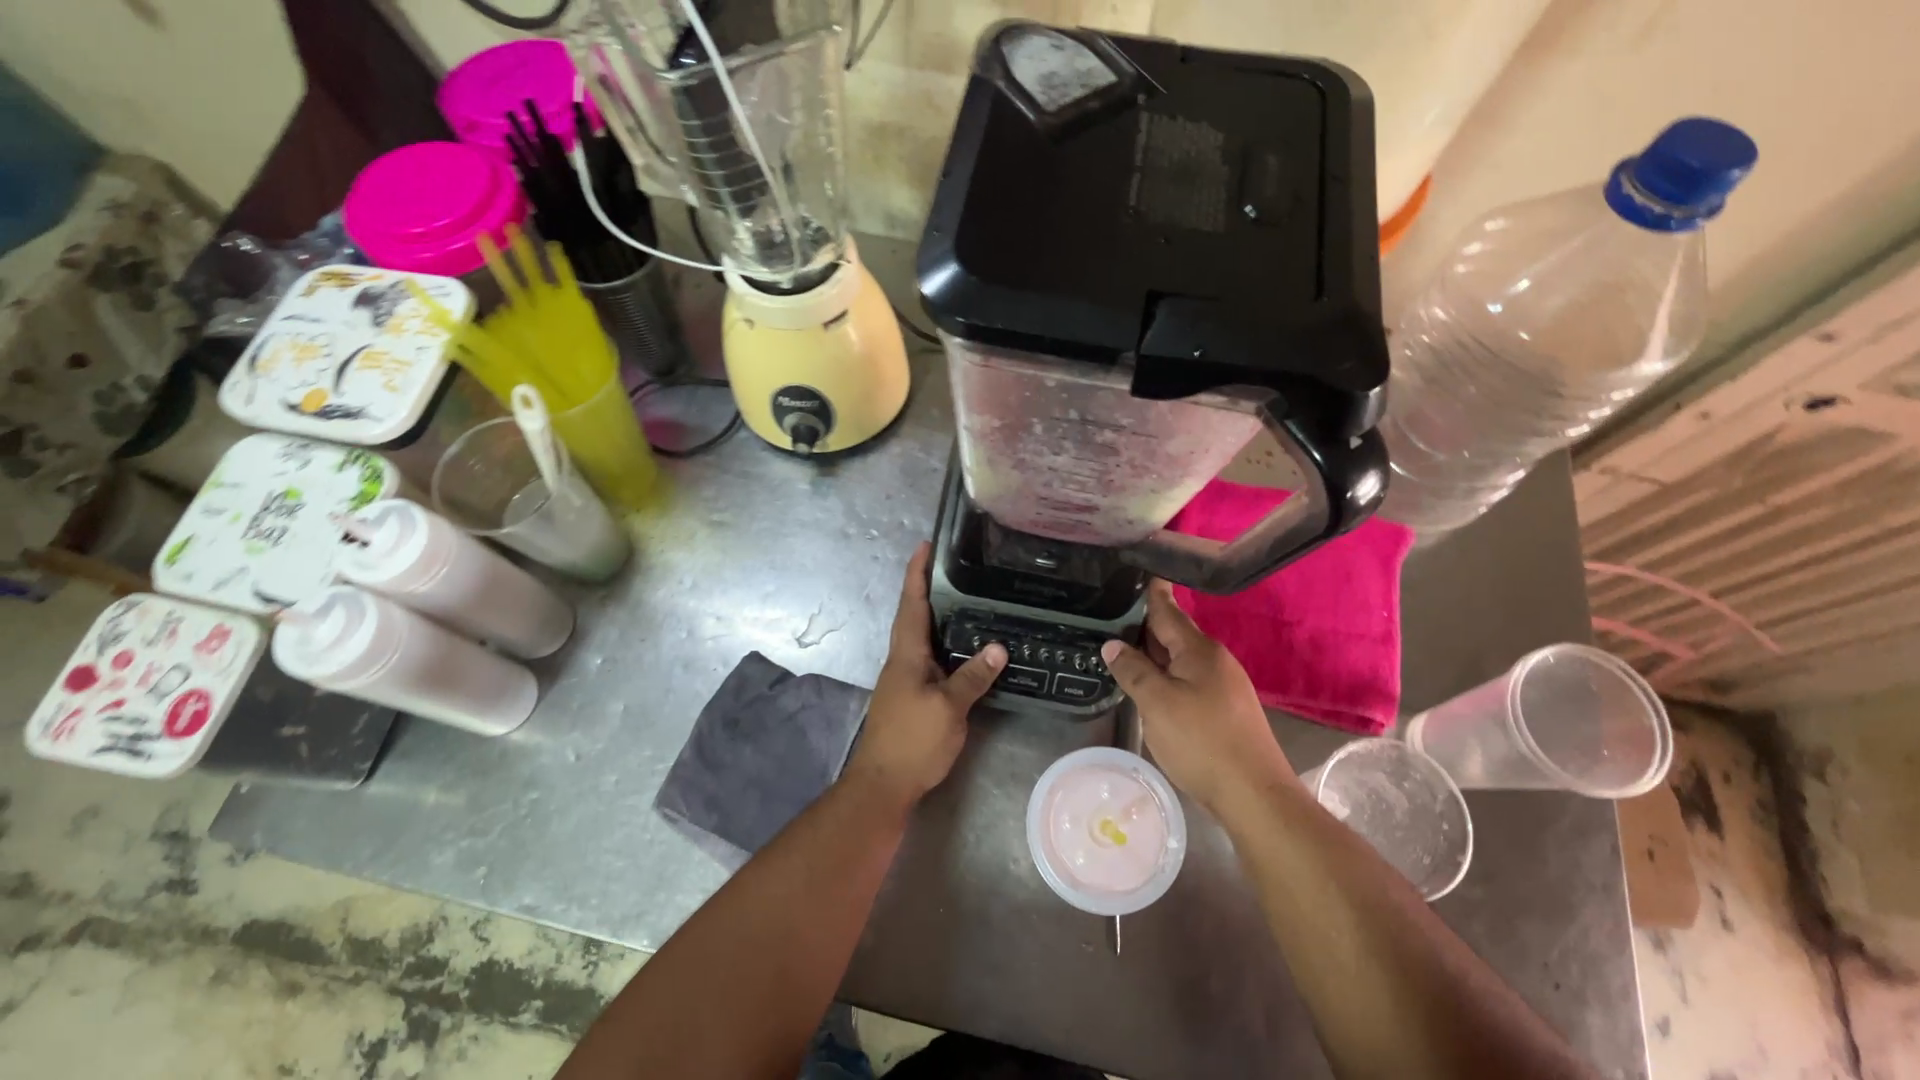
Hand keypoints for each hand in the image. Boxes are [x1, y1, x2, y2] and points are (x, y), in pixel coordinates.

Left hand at [844, 543, 1006, 809]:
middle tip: (956, 568)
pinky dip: (946, 646)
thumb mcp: (949, 707)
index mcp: (907, 655)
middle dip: (930, 590)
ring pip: (923, 639)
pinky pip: (930, 661)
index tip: (924, 545)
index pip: (912, 604)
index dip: (917, 574)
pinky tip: (964, 650)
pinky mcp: (912, 699)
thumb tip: (997, 646)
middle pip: (915, 617)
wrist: (883, 784)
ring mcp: (904, 681)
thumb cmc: (913, 741)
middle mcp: (902, 661)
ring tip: (966, 601)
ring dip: (938, 618)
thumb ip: (973, 676)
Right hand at [1101, 581, 1296, 812]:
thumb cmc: (1202, 741)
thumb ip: (1133, 671)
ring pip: (1181, 661)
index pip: (1167, 611)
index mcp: (1199, 650)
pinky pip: (1189, 681)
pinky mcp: (1225, 710)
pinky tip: (1150, 688)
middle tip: (1112, 614)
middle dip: (1145, 627)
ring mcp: (1224, 686)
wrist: (1254, 793)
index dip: (1150, 593)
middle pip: (1174, 635)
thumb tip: (1112, 644)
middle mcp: (1215, 661)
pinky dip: (1167, 678)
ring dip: (1154, 655)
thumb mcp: (1157, 704)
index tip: (1137, 570)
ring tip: (1122, 650)